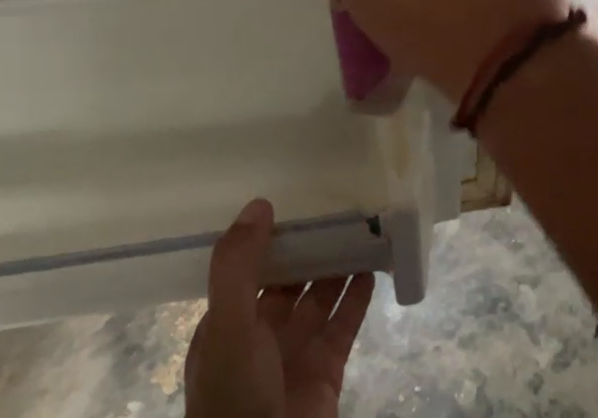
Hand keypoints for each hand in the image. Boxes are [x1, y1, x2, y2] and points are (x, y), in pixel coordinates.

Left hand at [185, 199, 374, 417]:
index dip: (270, 238)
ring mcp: (295, 355)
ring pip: (319, 299)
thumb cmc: (235, 395)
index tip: (294, 202)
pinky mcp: (327, 371)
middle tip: (336, 208)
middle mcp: (259, 337)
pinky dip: (357, 298)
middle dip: (309, 249)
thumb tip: (259, 204)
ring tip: (362, 229)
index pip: (248, 270)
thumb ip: (238, 267)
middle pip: (288, 281)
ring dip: (338, 267)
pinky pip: (343, 325)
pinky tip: (372, 270)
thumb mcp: (226, 326)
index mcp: (225, 325)